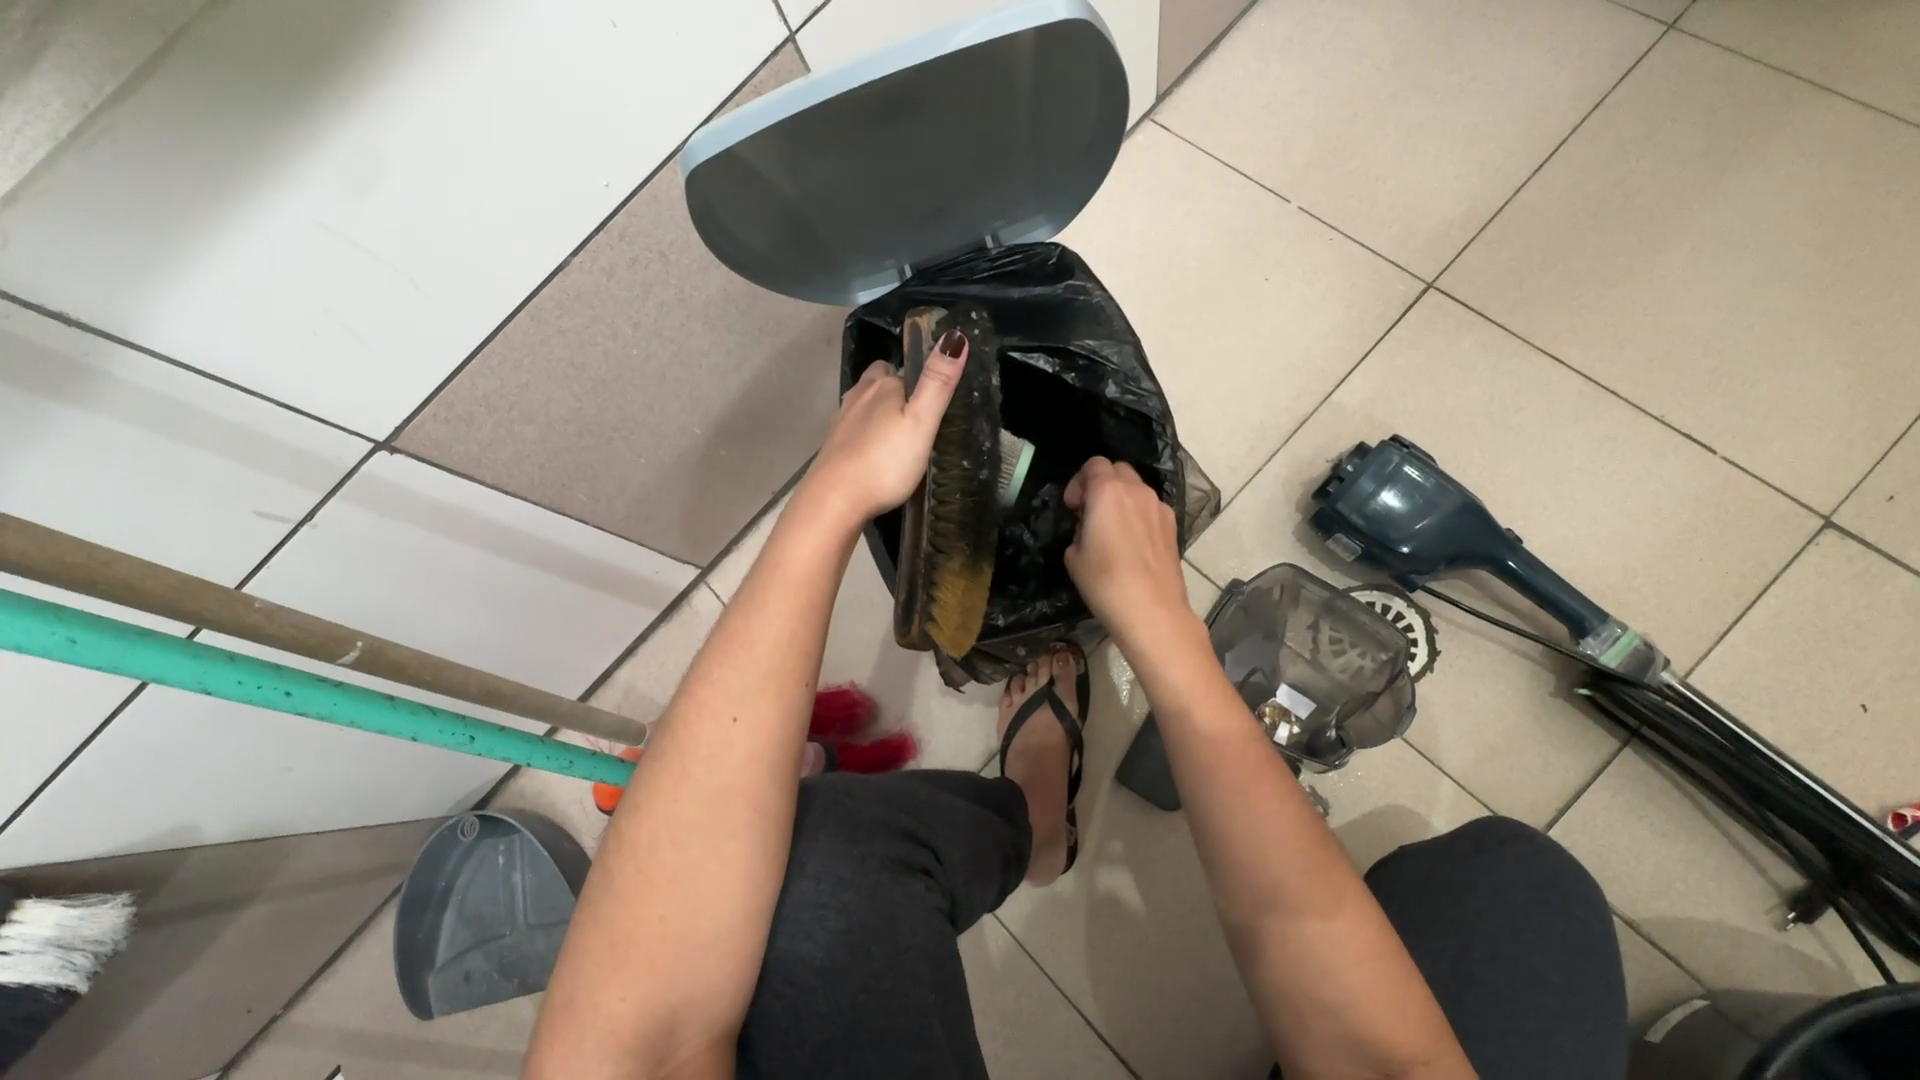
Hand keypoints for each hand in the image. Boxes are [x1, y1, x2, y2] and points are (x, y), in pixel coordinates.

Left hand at [802, 331, 967, 526]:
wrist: (834, 500)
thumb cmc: (884, 462)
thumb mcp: (922, 423)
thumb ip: (938, 382)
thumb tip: (955, 335)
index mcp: (882, 386)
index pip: (903, 372)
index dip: (919, 384)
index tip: (934, 404)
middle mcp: (858, 397)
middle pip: (878, 383)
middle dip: (894, 391)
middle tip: (916, 416)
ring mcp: (841, 422)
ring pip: (862, 406)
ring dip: (877, 413)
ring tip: (898, 434)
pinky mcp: (832, 447)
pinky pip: (853, 431)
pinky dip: (865, 436)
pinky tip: (875, 454)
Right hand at [1063, 457, 1191, 640]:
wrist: (1152, 610)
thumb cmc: (1105, 581)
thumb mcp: (1073, 556)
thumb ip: (1079, 530)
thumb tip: (1090, 528)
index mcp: (1108, 491)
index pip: (1093, 465)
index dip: (1079, 482)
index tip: (1073, 507)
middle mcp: (1137, 491)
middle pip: (1118, 470)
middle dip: (1102, 484)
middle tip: (1090, 513)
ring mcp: (1159, 507)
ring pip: (1137, 488)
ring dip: (1122, 498)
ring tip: (1112, 529)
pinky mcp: (1172, 526)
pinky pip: (1151, 508)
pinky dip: (1138, 514)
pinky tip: (1132, 543)